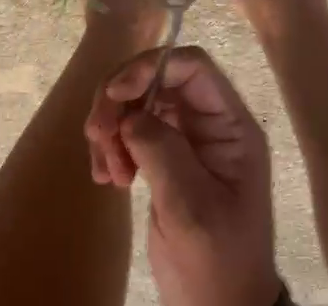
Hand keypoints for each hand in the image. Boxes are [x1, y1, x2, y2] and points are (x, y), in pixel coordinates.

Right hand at [86, 47, 280, 305]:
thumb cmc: (216, 261)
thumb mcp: (192, 208)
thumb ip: (163, 152)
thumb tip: (130, 115)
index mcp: (231, 125)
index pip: (192, 67)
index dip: (151, 67)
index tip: (115, 95)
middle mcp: (209, 122)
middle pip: (156, 79)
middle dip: (119, 101)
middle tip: (96, 137)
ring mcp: (186, 138)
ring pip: (137, 102)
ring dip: (111, 127)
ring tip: (106, 171)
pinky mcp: (164, 155)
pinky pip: (129, 130)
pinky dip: (111, 146)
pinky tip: (107, 178)